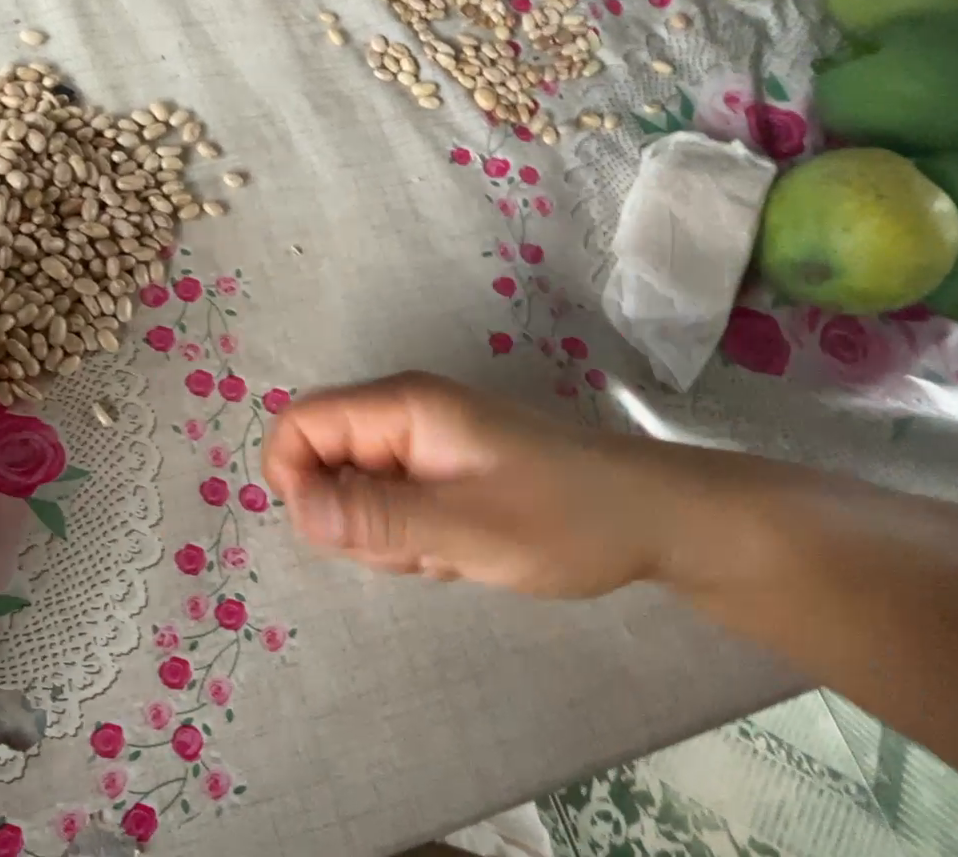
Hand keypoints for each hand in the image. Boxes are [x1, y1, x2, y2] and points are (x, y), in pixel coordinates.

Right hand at [261, 371, 740, 598]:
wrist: (664, 524)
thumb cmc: (569, 519)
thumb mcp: (468, 528)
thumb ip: (375, 516)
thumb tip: (295, 509)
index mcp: (399, 407)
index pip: (298, 425)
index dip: (293, 477)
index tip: (333, 530)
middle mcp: (397, 415)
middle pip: (319, 461)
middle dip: (347, 517)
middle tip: (409, 546)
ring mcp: (414, 443)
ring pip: (348, 491)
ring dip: (379, 534)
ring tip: (441, 549)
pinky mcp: (431, 469)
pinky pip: (382, 504)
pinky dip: (403, 536)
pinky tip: (451, 549)